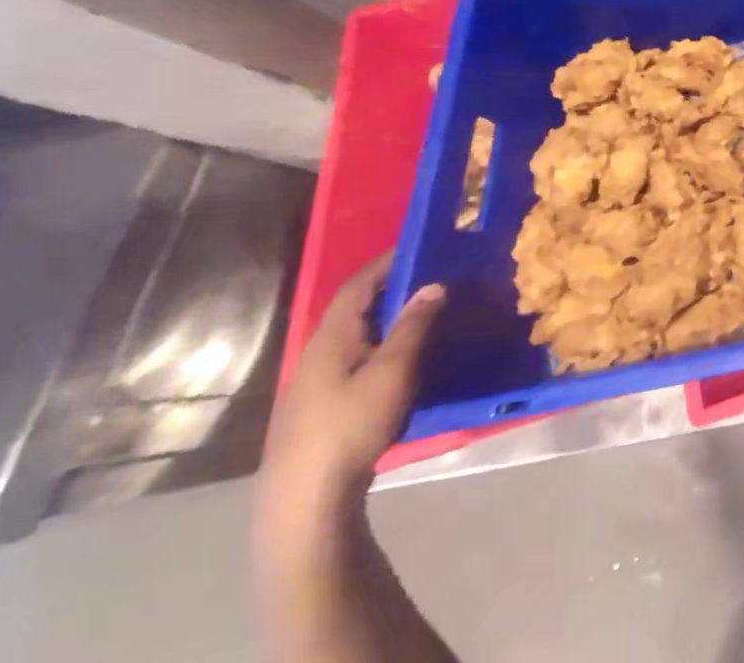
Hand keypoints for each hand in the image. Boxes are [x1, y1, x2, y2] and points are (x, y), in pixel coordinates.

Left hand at [260, 254, 444, 497]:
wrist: (307, 494)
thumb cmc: (351, 424)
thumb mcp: (393, 372)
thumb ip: (413, 327)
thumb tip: (434, 285)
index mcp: (331, 337)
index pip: (358, 286)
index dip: (387, 263)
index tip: (421, 248)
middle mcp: (320, 351)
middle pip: (357, 309)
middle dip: (393, 289)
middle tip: (436, 279)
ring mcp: (319, 380)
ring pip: (360, 335)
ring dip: (392, 319)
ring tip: (431, 313)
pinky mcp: (327, 403)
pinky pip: (362, 357)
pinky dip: (387, 344)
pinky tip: (411, 358)